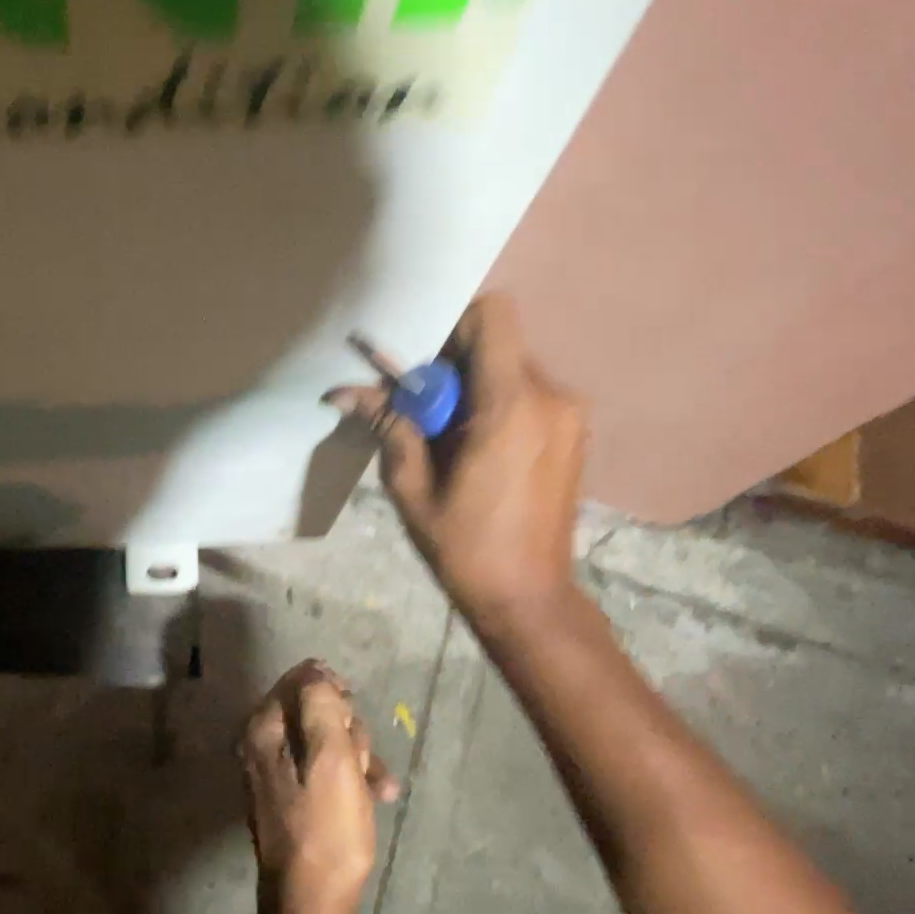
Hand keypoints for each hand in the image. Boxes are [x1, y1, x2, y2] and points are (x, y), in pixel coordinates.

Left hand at [240, 660, 399, 913]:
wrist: (310, 902)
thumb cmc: (326, 830)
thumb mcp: (332, 760)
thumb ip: (321, 705)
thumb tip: (315, 669)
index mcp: (262, 728)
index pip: (300, 679)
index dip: (335, 695)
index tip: (353, 727)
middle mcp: (258, 742)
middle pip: (313, 710)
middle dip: (348, 732)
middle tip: (362, 763)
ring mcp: (270, 770)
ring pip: (324, 741)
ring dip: (357, 758)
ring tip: (378, 789)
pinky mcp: (286, 795)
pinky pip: (321, 769)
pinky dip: (348, 779)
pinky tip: (374, 799)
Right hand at [327, 294, 586, 627]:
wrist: (528, 597)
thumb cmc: (466, 547)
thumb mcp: (413, 488)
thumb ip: (389, 426)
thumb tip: (341, 391)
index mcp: (512, 406)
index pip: (492, 315)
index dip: (452, 326)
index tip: (421, 366)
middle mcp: (552, 396)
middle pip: (496, 344)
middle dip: (451, 366)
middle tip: (420, 413)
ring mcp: (570, 413)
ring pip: (509, 368)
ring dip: (471, 389)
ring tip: (446, 439)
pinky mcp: (573, 431)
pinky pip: (525, 393)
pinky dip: (493, 405)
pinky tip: (474, 450)